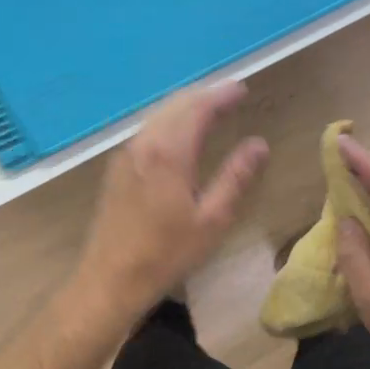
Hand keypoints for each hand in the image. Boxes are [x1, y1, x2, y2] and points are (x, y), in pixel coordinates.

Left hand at [75, 82, 268, 319]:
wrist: (110, 280)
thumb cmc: (167, 254)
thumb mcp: (212, 219)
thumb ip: (236, 177)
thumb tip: (259, 144)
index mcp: (169, 154)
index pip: (198, 109)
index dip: (221, 95)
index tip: (242, 88)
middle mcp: (144, 145)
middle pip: (175, 105)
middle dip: (204, 95)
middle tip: (231, 94)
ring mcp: (126, 155)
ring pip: (158, 115)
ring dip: (185, 106)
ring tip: (210, 108)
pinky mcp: (117, 169)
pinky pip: (148, 129)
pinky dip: (170, 120)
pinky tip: (180, 132)